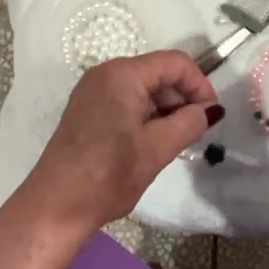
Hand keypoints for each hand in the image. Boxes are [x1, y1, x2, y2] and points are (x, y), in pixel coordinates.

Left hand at [13, 50, 223, 235]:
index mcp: (123, 74)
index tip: (212, 115)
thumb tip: (210, 110)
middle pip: (157, 73)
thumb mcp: (158, 148)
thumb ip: (190, 122)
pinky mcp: (87, 111)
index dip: (200, 85)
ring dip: (165, 109)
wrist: (57, 205)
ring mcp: (92, 92)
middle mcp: (105, 74)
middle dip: (182, 98)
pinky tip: (151, 143)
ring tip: (175, 142)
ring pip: (142, 88)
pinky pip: (125, 101)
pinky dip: (145, 116)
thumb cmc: (109, 174)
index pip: (175, 63)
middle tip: (195, 132)